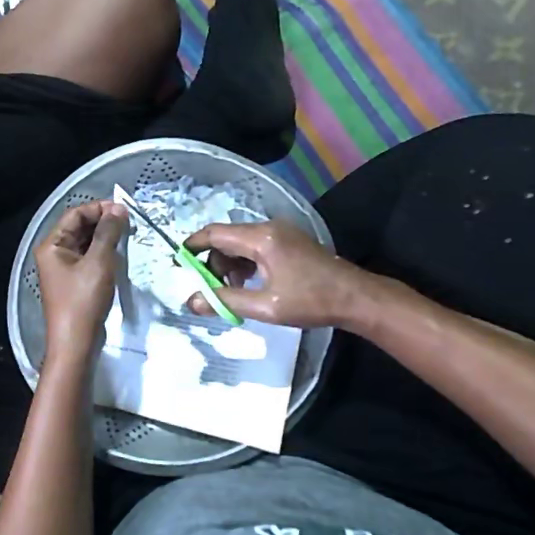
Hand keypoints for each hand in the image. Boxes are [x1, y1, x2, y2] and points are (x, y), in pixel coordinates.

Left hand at [36, 201, 129, 355]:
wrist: (76, 343)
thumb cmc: (83, 300)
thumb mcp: (99, 262)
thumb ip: (108, 232)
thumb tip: (118, 208)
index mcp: (52, 245)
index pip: (75, 215)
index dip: (98, 208)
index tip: (124, 209)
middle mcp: (54, 254)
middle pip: (79, 228)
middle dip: (103, 222)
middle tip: (130, 222)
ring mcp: (64, 270)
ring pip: (86, 243)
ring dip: (105, 237)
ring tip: (128, 235)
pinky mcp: (75, 283)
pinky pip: (89, 259)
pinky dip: (104, 253)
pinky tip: (120, 254)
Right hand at [183, 219, 366, 327]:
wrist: (356, 297)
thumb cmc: (311, 301)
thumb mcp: (265, 306)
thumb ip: (225, 301)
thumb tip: (192, 301)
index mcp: (261, 238)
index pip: (214, 234)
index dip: (192, 247)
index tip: (178, 264)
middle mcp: (268, 228)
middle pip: (226, 238)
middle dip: (212, 262)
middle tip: (211, 289)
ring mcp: (281, 232)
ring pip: (240, 243)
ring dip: (229, 265)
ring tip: (232, 291)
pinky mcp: (289, 241)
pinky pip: (255, 246)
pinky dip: (245, 263)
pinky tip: (250, 284)